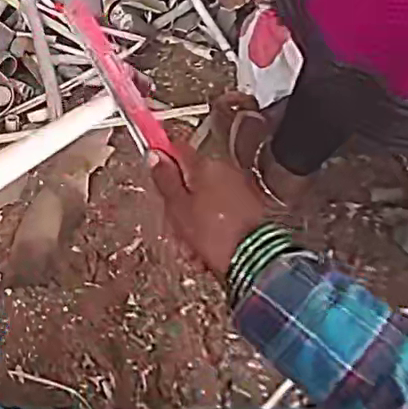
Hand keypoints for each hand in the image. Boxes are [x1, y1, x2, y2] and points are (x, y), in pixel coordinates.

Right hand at [145, 128, 267, 278]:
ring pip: (201, 199)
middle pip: (187, 178)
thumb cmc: (214, 234)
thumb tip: (155, 155)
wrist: (255, 262)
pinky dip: (208, 228)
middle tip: (172, 222)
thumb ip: (165, 178)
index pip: (175, 146)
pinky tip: (204, 249)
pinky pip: (217, 213)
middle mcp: (224, 172)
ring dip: (191, 220)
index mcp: (204, 166)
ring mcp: (238, 190)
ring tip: (190, 245)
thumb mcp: (177, 206)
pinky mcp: (247, 210)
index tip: (152, 166)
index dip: (160, 155)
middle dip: (176, 200)